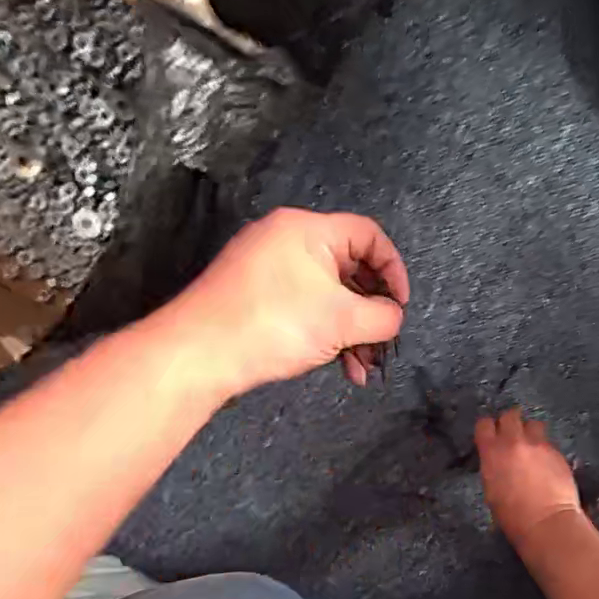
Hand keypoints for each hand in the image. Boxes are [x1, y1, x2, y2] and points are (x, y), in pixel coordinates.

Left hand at [154, 208, 410, 396]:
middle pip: (349, 268)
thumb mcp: (342, 321)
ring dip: (351, 331)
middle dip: (372, 311)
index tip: (400, 306)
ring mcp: (268, 268)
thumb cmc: (271, 325)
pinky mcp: (255, 295)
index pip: (369, 236)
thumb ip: (383, 317)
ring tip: (362, 367)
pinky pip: (303, 306)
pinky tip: (338, 365)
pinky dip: (325, 332)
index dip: (394, 270)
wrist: (198, 354)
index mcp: (308, 230)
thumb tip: (393, 317)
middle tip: (383, 343)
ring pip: (327, 294)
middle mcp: (286, 240)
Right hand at [475, 409, 584, 542]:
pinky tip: (545, 463)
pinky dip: (544, 448)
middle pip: (510, 415)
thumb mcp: (491, 488)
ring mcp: (538, 444)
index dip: (487, 428)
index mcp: (492, 451)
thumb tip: (498, 459)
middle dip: (509, 422)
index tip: (490, 435)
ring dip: (530, 431)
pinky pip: (547, 441)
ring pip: (533, 423)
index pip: (484, 424)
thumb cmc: (511, 515)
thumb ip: (493, 465)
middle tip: (512, 435)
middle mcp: (514, 441)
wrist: (547, 522)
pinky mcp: (556, 452)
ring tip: (531, 446)